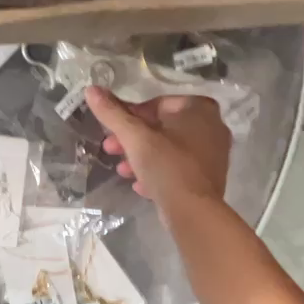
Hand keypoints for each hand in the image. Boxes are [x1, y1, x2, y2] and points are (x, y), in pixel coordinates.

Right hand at [85, 87, 230, 206]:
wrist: (193, 212)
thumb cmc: (166, 167)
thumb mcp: (135, 138)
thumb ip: (113, 114)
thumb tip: (91, 90)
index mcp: (199, 108)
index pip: (156, 105)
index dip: (129, 118)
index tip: (112, 132)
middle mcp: (212, 126)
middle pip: (162, 128)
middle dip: (133, 141)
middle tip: (110, 151)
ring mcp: (213, 154)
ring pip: (169, 150)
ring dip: (142, 159)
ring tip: (122, 171)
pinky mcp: (208, 178)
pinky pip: (178, 169)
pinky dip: (158, 173)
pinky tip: (140, 186)